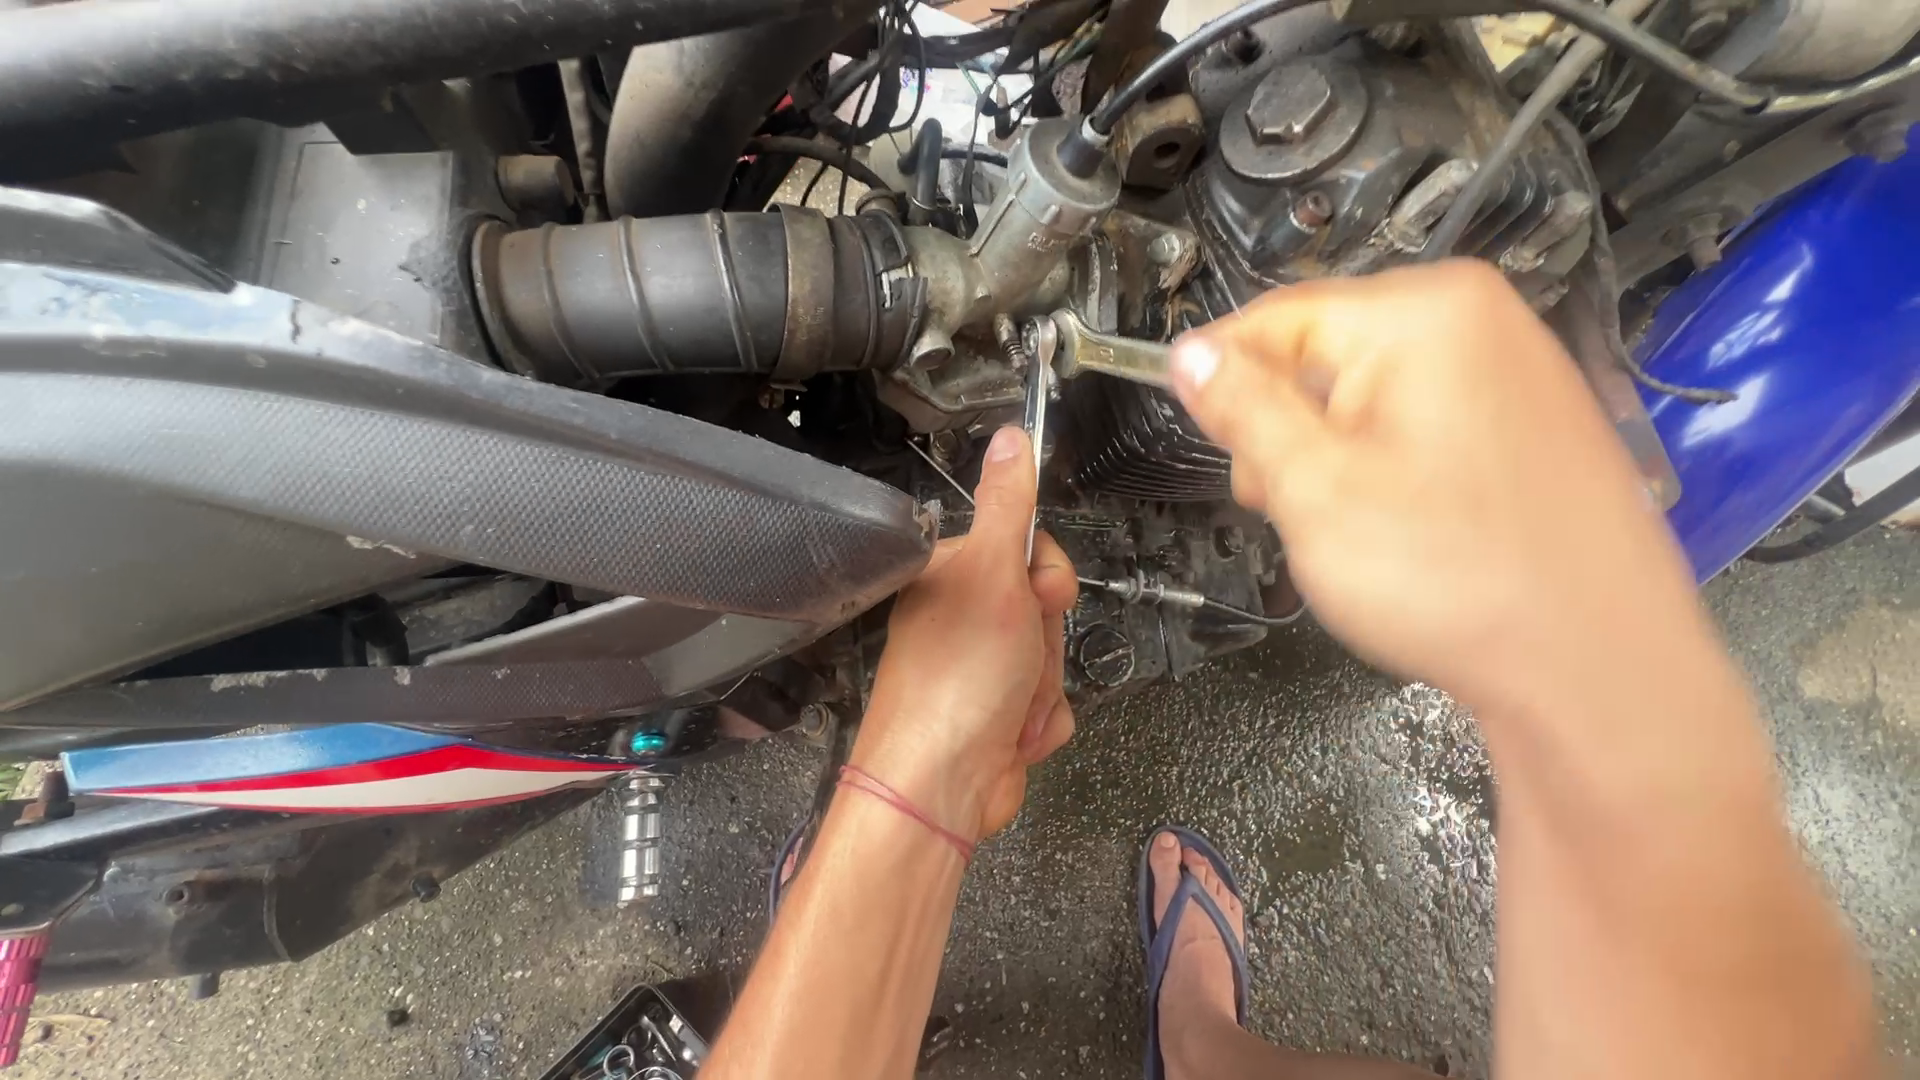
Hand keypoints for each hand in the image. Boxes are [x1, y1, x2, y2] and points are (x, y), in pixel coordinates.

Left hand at [852, 427, 1078, 840]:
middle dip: (1045, 640)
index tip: (1039, 594)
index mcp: (955, 575)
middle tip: (1018, 655)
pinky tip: (1011, 732)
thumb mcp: (993, 574)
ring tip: (1010, 703)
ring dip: (1043, 685)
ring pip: (1054, 658)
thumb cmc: (957, 679)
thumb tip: (1012, 437)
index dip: (1047, 576)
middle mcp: (965, 617)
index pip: (1030, 549)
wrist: (942, 782)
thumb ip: (1010, 504)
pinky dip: (1040, 720)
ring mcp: (982, 668)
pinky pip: (1051, 703)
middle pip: (1048, 607)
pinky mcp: (999, 712)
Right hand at [1167, 260, 1709, 710]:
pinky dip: (1373, 464)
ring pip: (1359, 393)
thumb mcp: (1313, 487)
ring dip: (1322, 452)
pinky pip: (1409, 420)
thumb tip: (1190, 355)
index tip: (1195, 427)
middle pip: (1317, 354)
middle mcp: (1477, 321)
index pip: (1274, 317)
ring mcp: (1508, 369)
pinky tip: (1387, 523)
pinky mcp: (1520, 420)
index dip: (1219, 375)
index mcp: (1425, 315)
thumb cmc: (1453, 578)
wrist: (1595, 670)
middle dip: (1279, 425)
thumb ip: (1243, 409)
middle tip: (1283, 501)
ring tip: (1339, 524)